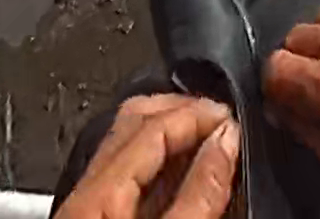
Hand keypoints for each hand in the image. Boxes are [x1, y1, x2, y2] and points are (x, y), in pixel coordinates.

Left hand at [55, 95, 239, 218]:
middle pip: (135, 120)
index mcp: (96, 192)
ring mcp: (86, 210)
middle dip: (183, 110)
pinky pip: (129, 178)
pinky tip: (186, 180)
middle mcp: (85, 193)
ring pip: (130, 147)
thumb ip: (199, 193)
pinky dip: (163, 166)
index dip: (199, 111)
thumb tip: (227, 137)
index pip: (153, 121)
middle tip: (223, 121)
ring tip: (211, 145)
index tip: (234, 117)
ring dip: (173, 135)